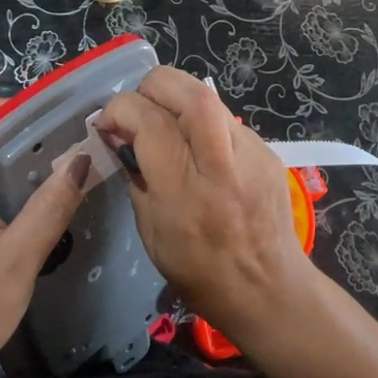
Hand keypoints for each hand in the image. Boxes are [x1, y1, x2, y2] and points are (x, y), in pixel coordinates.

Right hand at [93, 68, 315, 340]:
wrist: (271, 291)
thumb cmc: (201, 272)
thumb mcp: (151, 231)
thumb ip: (136, 176)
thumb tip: (121, 136)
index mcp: (186, 193)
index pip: (149, 122)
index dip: (119, 110)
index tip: (107, 122)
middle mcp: (222, 166)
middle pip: (190, 93)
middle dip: (154, 85)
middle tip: (139, 105)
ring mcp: (252, 154)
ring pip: (210, 97)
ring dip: (177, 96)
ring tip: (164, 117)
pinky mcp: (268, 151)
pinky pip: (226, 118)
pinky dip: (202, 120)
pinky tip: (197, 144)